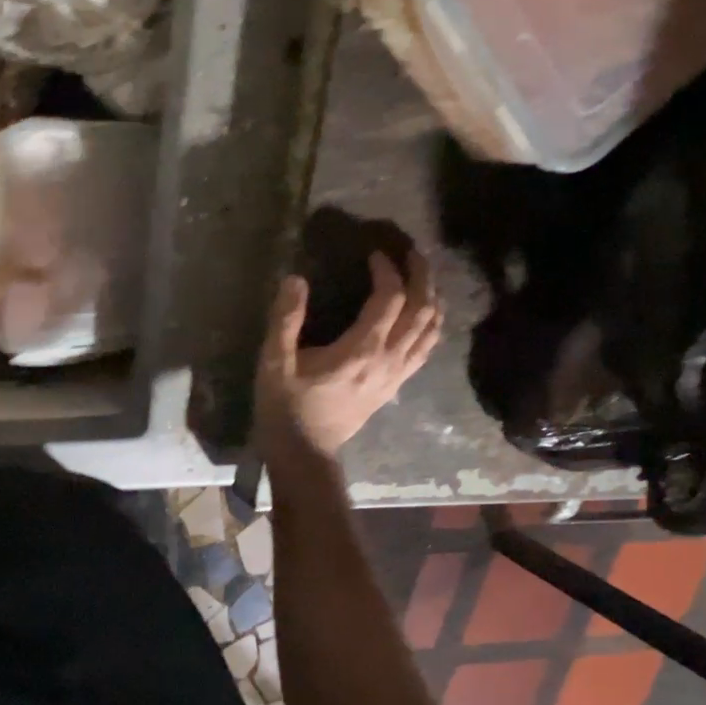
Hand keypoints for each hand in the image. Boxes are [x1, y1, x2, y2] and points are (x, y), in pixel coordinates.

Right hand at [254, 250, 441, 466]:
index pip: (389, 298)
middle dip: (420, 275)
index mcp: (361, 349)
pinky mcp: (396, 385)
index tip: (372, 253)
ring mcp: (397, 374)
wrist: (304, 452)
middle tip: (409, 253)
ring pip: (432, 328)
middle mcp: (389, 358)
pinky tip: (423, 316)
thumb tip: (296, 279)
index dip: (386, 270)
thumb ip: (285, 320)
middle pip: (422, 308)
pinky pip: (427, 347)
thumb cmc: (285, 406)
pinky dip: (431, 324)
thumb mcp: (274, 363)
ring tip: (421, 278)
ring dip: (431, 297)